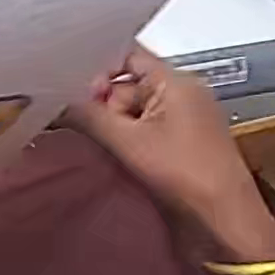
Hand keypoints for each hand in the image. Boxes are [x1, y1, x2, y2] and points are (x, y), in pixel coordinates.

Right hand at [64, 46, 274, 258]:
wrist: (222, 219)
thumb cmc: (182, 172)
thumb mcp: (125, 140)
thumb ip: (86, 114)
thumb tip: (52, 99)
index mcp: (175, 80)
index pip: (126, 55)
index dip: (95, 67)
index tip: (70, 91)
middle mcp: (180, 92)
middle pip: (122, 84)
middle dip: (98, 103)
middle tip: (78, 123)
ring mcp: (179, 117)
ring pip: (127, 109)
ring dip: (106, 123)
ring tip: (91, 141)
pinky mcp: (176, 140)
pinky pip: (137, 127)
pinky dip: (118, 136)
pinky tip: (105, 151)